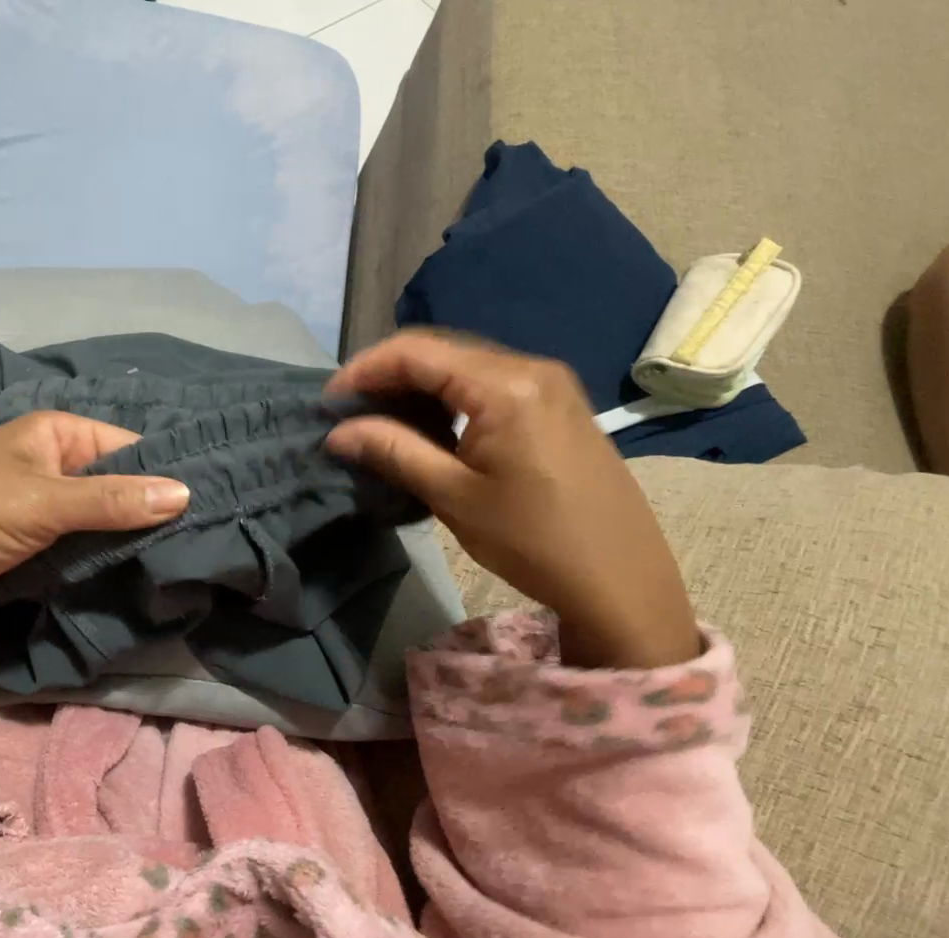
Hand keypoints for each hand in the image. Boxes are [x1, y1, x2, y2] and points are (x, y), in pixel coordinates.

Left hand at [0, 412, 192, 608]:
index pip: (129, 448)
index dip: (165, 476)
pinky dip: (104, 557)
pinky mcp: (37, 541)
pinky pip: (82, 544)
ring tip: (181, 561)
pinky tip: (139, 573)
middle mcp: (56, 462)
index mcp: (57, 434)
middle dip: (150, 512)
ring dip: (129, 539)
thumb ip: (110, 500)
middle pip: (119, 484)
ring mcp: (46, 504)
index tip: (209, 507)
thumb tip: (184, 494)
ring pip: (103, 518)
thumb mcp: (41, 503)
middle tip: (201, 542)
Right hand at [325, 331, 701, 668]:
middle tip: (347, 414)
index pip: (417, 351)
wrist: (619, 576)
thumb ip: (393, 451)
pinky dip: (448, 396)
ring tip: (377, 422)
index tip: (328, 404)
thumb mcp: (453, 496)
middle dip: (386, 375)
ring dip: (415, 386)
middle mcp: (531, 367)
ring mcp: (550, 383)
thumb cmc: (532, 539)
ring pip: (464, 365)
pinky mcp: (557, 403)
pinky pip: (488, 382)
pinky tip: (427, 426)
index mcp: (505, 385)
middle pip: (440, 350)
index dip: (364, 370)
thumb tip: (339, 431)